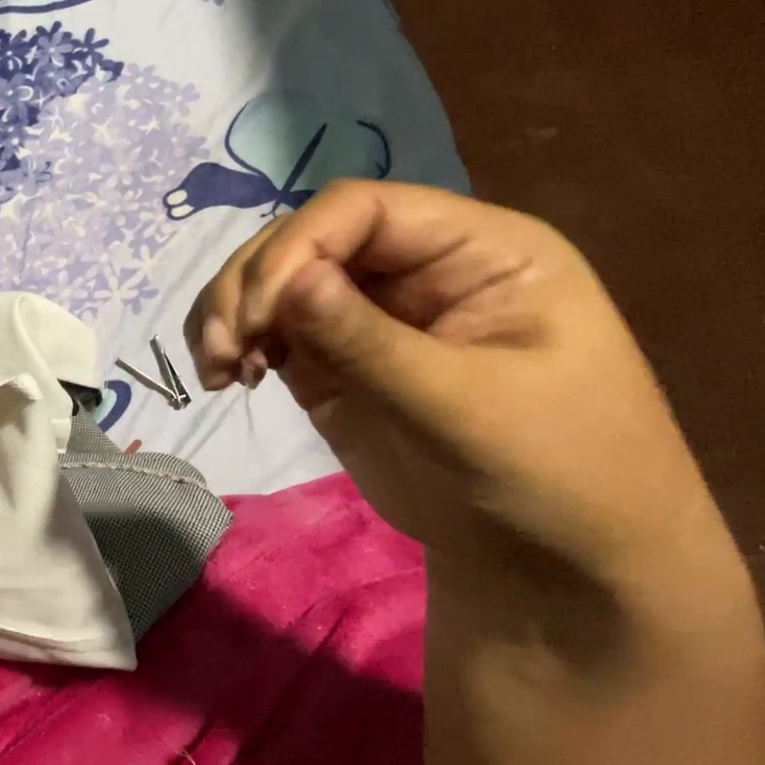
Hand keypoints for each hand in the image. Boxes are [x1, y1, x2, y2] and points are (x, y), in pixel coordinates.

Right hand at [185, 179, 714, 569]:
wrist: (546, 554)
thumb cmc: (549, 470)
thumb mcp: (465, 404)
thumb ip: (370, 341)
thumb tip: (286, 281)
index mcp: (474, 251)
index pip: (361, 210)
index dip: (295, 248)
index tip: (257, 317)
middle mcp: (412, 268)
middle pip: (300, 240)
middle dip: (246, 287)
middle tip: (220, 353)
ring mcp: (365, 316)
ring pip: (270, 282)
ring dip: (226, 315)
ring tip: (215, 371)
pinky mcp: (329, 361)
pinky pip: (264, 330)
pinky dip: (230, 344)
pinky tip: (224, 378)